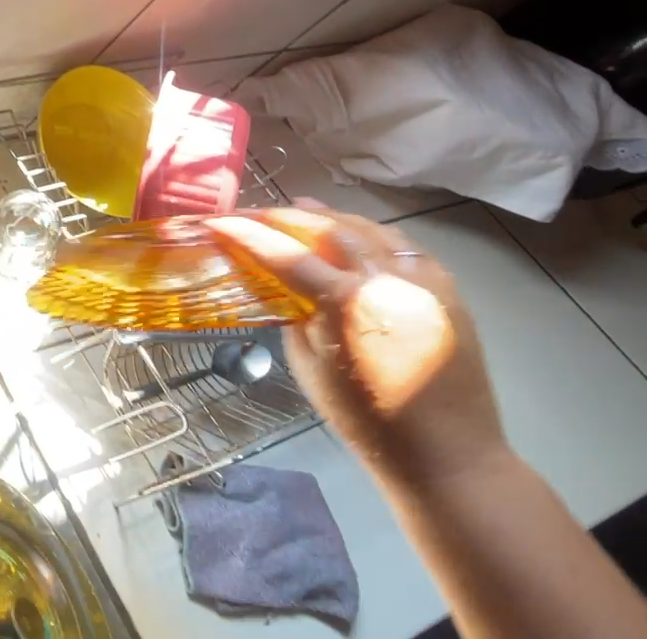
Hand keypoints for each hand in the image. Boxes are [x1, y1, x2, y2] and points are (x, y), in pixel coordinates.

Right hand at [204, 204, 507, 489]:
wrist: (448, 455)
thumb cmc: (362, 417)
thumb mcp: (306, 361)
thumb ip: (291, 311)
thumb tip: (273, 280)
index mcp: (349, 302)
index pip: (285, 253)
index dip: (246, 232)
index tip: (216, 220)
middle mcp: (390, 281)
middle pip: (330, 228)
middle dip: (286, 216)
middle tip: (253, 213)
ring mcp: (426, 283)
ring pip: (371, 229)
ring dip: (331, 218)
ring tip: (301, 210)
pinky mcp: (449, 292)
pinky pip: (403, 247)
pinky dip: (370, 235)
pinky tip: (353, 237)